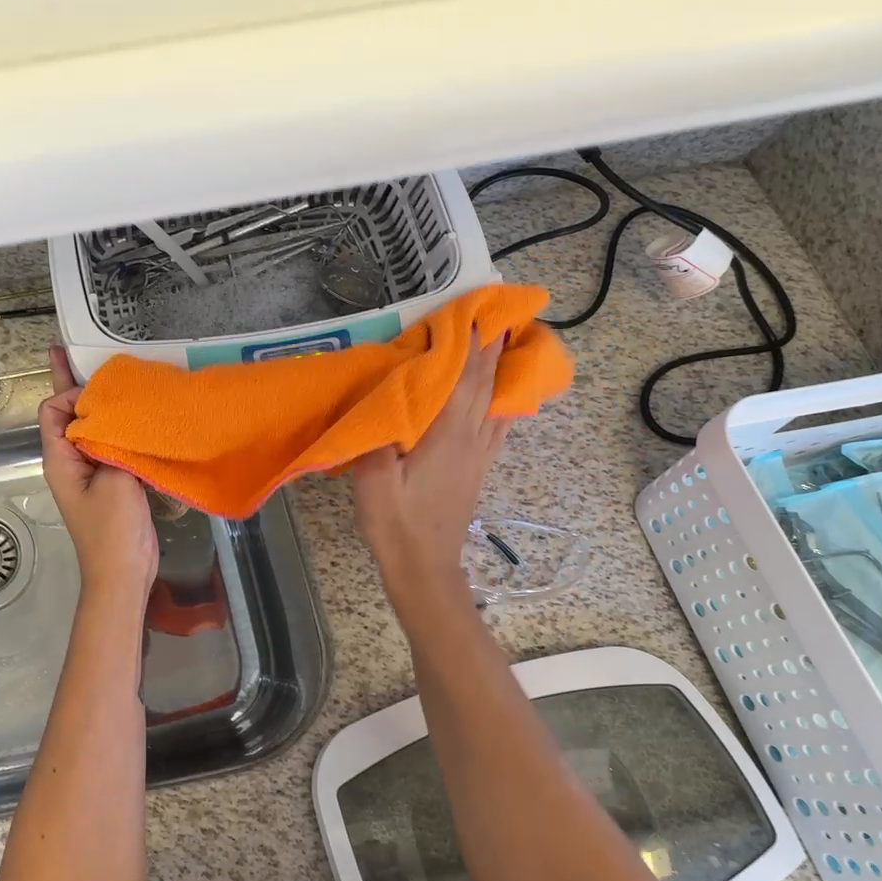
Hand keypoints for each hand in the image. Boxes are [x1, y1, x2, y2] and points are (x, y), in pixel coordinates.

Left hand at [39, 347, 159, 594]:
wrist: (124, 573)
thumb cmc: (112, 529)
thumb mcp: (112, 478)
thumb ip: (112, 440)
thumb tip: (116, 409)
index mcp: (60, 458)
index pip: (53, 409)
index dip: (71, 392)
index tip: (101, 391)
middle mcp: (71, 460)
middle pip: (70, 414)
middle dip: (78, 384)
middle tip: (85, 350)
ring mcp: (91, 470)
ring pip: (93, 427)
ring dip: (105, 405)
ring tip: (123, 378)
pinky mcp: (112, 479)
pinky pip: (113, 444)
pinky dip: (123, 427)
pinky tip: (143, 415)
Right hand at [352, 337, 509, 588]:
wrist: (424, 568)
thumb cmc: (396, 524)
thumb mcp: (374, 481)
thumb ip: (380, 436)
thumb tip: (384, 398)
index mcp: (447, 436)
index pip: (462, 379)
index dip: (468, 345)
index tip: (471, 312)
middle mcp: (470, 439)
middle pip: (486, 384)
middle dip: (490, 347)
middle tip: (496, 313)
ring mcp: (478, 454)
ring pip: (495, 401)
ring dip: (500, 368)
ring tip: (507, 340)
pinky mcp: (477, 468)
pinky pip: (498, 424)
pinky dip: (503, 400)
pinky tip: (507, 394)